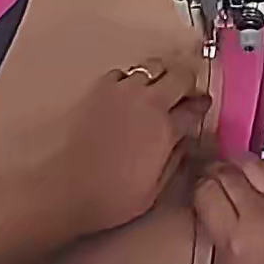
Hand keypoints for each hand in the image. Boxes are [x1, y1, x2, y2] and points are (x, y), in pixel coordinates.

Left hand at [0, 59, 209, 263]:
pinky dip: (133, 79)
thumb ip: (176, 158)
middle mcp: (149, 101)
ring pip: (155, 66)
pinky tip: (129, 94)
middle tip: (186, 96)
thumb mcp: (154, 190)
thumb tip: (187, 140)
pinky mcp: (101, 87)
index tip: (201, 112)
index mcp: (166, 127)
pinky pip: (126, 72)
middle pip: (181, 74)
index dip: (202, 108)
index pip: (196, 107)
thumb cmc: (109, 197)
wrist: (61, 188)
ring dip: (163, 76)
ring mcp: (124, 90)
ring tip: (159, 91)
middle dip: (188, 84)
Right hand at [193, 156, 263, 263]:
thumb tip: (205, 210)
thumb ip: (211, 238)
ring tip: (234, 171)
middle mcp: (259, 215)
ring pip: (256, 165)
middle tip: (209, 177)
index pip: (206, 190)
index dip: (197, 187)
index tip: (196, 189)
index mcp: (233, 237)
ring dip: (240, 164)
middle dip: (214, 172)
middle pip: (228, 173)